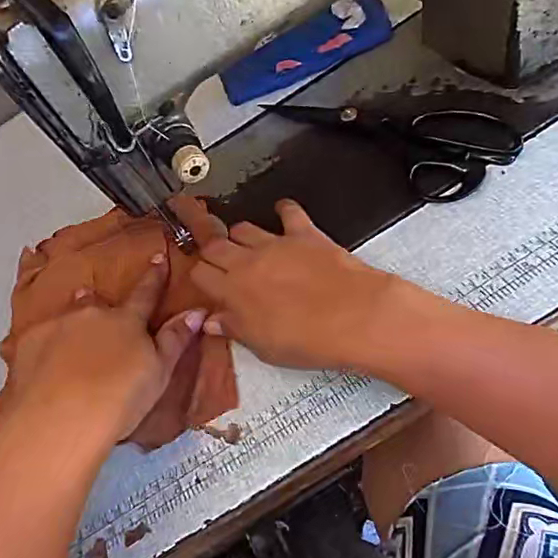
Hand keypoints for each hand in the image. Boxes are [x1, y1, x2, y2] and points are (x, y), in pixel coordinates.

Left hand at [0, 251, 203, 444]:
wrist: (61, 418)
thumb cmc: (119, 399)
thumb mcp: (159, 373)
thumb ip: (175, 340)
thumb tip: (195, 312)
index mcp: (126, 321)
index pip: (145, 293)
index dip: (154, 275)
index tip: (157, 257)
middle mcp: (90, 314)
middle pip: (97, 302)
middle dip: (99, 304)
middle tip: (101, 312)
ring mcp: (56, 325)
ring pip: (66, 315)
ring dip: (72, 321)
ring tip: (72, 336)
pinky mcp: (27, 342)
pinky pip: (37, 335)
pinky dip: (43, 344)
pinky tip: (43, 365)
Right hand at [188, 200, 412, 370]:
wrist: (357, 317)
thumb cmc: (312, 338)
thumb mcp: (264, 347)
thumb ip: (235, 329)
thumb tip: (213, 323)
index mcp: (234, 291)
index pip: (200, 273)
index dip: (199, 277)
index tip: (204, 283)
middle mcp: (249, 262)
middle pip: (214, 245)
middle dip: (211, 252)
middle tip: (215, 260)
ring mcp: (277, 245)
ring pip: (243, 228)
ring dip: (239, 235)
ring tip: (243, 245)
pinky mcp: (305, 235)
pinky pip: (288, 212)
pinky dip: (283, 210)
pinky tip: (282, 212)